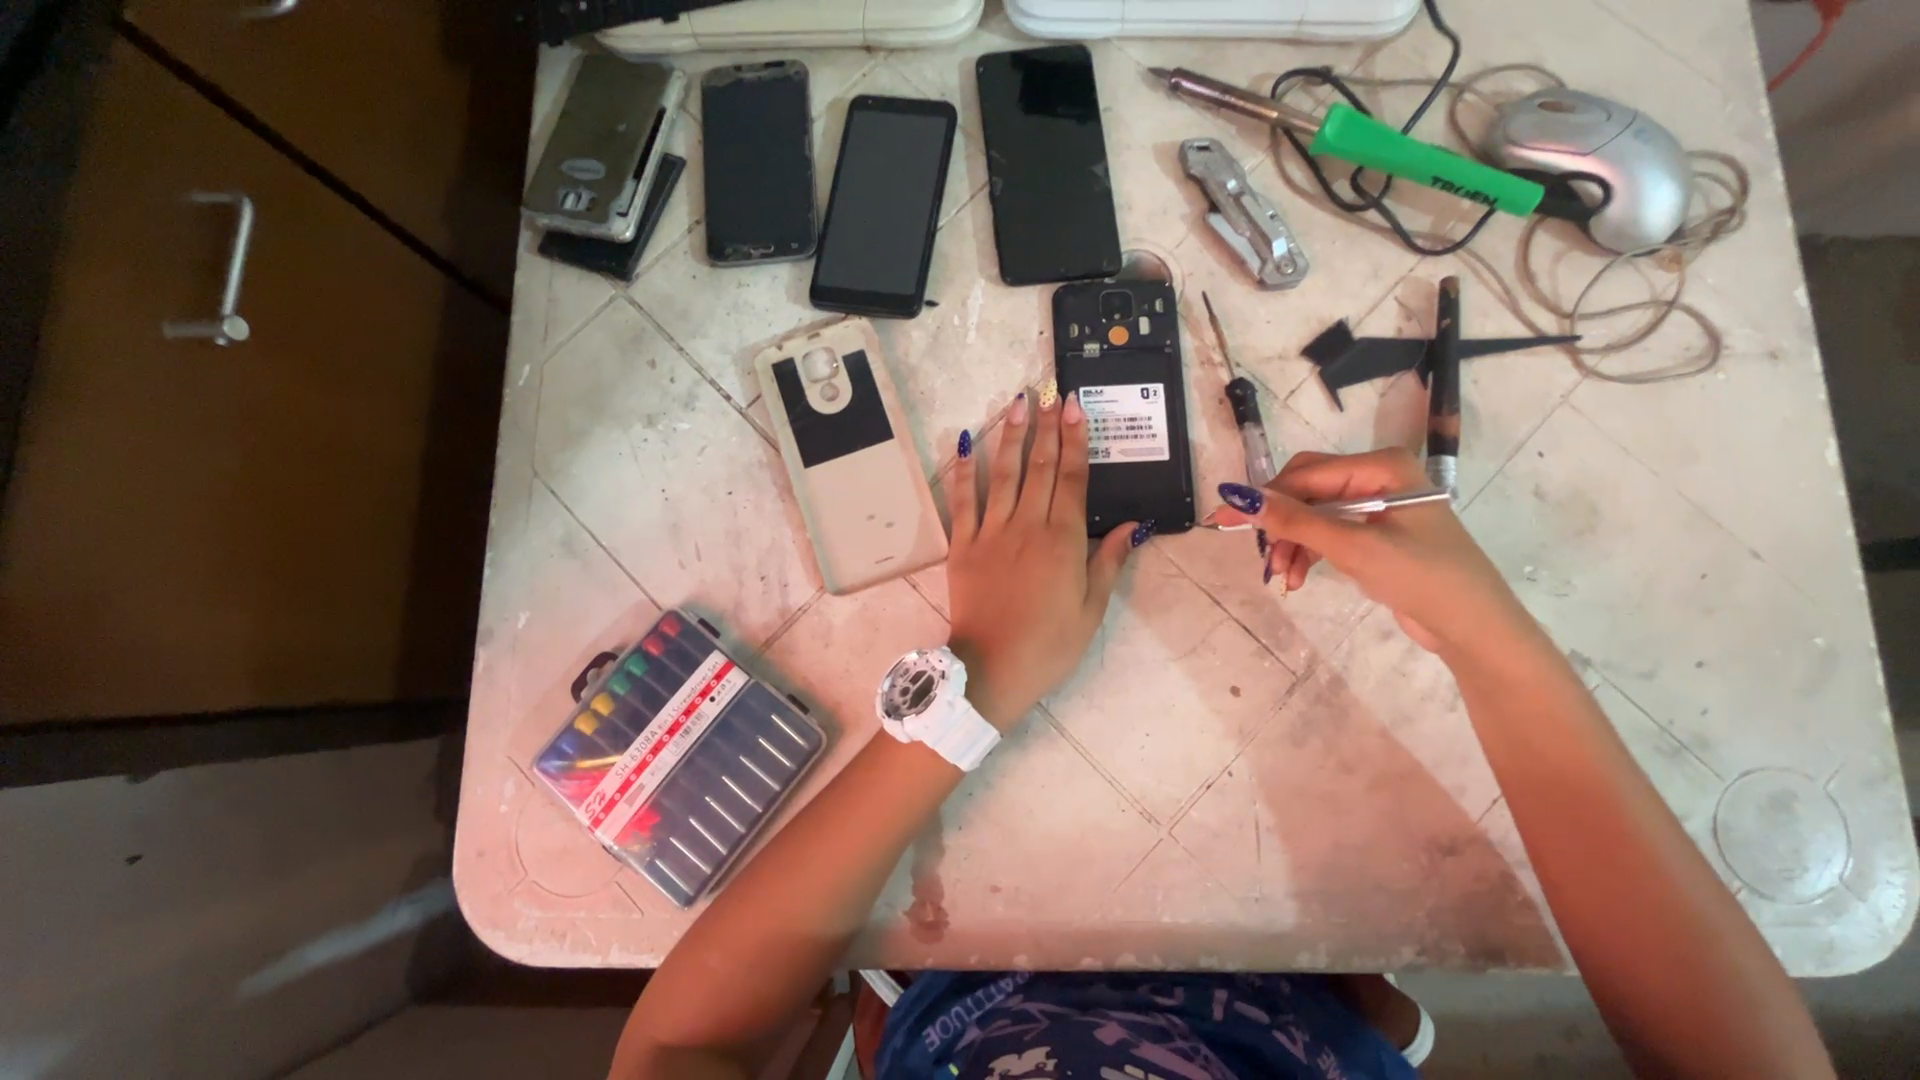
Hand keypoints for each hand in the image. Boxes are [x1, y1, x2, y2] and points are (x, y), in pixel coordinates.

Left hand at [944, 389, 1142, 729]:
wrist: (992, 670)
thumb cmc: (1049, 645)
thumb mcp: (1091, 610)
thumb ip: (1107, 562)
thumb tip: (1131, 525)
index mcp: (1062, 541)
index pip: (1072, 479)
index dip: (1075, 441)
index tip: (1075, 408)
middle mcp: (1027, 526)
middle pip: (1039, 468)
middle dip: (1047, 428)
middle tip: (1050, 394)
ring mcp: (991, 534)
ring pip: (1002, 475)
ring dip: (1009, 436)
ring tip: (1015, 404)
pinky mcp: (962, 546)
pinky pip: (962, 501)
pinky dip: (962, 471)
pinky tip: (962, 442)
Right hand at [1205, 448, 1532, 656]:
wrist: (1475, 628)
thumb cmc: (1422, 578)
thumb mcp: (1353, 548)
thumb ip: (1295, 521)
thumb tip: (1237, 497)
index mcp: (1380, 466)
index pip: (1305, 473)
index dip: (1264, 497)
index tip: (1223, 520)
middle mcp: (1377, 477)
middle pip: (1306, 490)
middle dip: (1280, 523)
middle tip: (1260, 555)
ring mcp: (1377, 506)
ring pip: (1311, 515)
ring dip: (1291, 544)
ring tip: (1282, 577)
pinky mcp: (1375, 534)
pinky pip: (1326, 534)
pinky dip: (1307, 554)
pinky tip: (1296, 579)